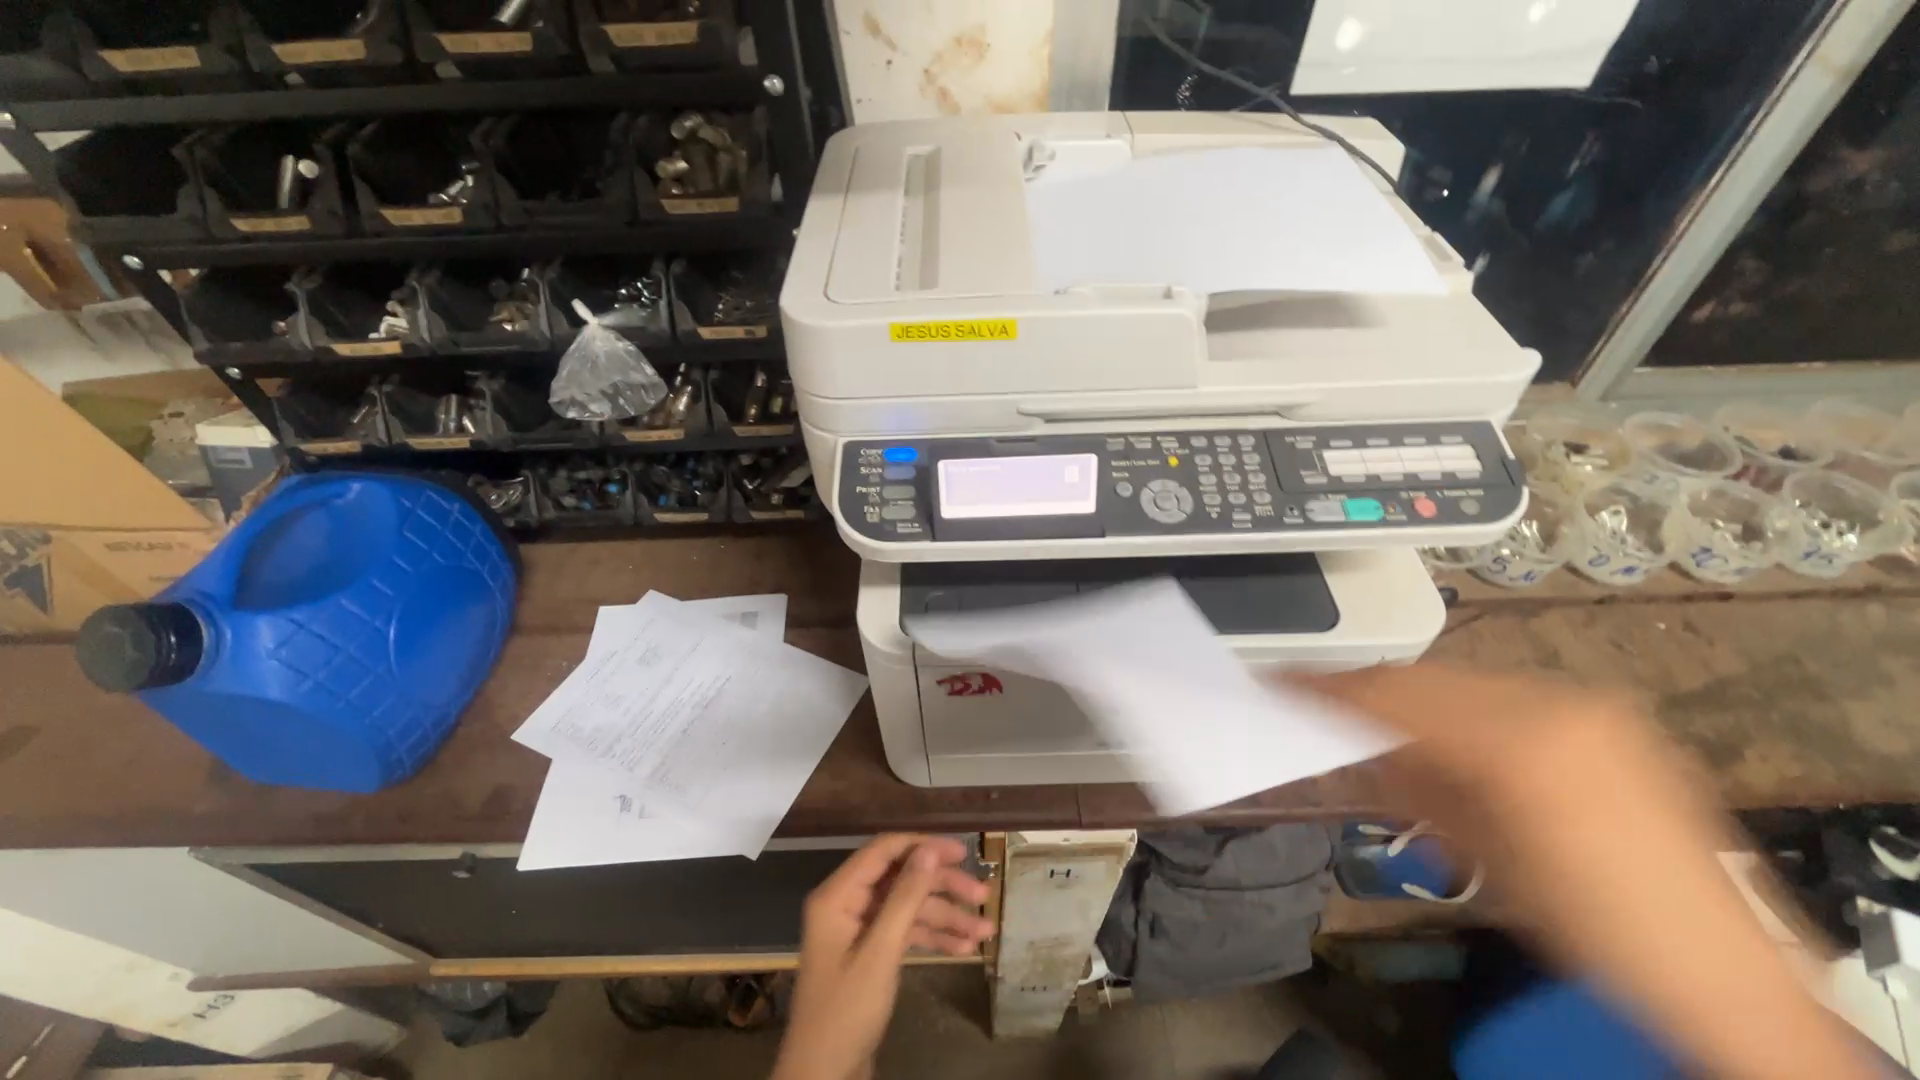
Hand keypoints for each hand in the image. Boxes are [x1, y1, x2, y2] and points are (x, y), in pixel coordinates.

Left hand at [771, 835, 993, 1079]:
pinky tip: (965, 948)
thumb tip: (928, 850)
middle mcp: (846, 904)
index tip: (963, 852)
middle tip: (983, 896)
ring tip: (986, 930)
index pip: (883, 851)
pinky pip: (905, 933)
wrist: (823, 1075)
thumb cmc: (846, 1010)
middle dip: (942, 887)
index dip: (923, 847)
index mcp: (837, 895)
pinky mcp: (870, 954)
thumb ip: (905, 897)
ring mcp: (858, 930)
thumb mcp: (880, 952)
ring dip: (945, 917)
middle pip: (900, 879)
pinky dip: (933, 938)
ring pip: (908, 908)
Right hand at [1296, 665, 1882, 1079]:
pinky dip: (1455, 713)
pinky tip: (1436, 740)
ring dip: (1409, 703)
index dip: (1326, 687)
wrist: (1719, 978)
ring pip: (1462, 683)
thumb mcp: (1478, 858)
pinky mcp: (1606, 721)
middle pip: (1425, 679)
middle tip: (1310, 705)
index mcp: (1520, 742)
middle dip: (1364, 693)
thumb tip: (1358, 752)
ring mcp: (1588, 708)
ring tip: (1363, 725)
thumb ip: (1411, 788)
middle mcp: (1556, 704)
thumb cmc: (1587, 927)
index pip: (1396, 694)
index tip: (1275, 682)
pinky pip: (1502, 698)